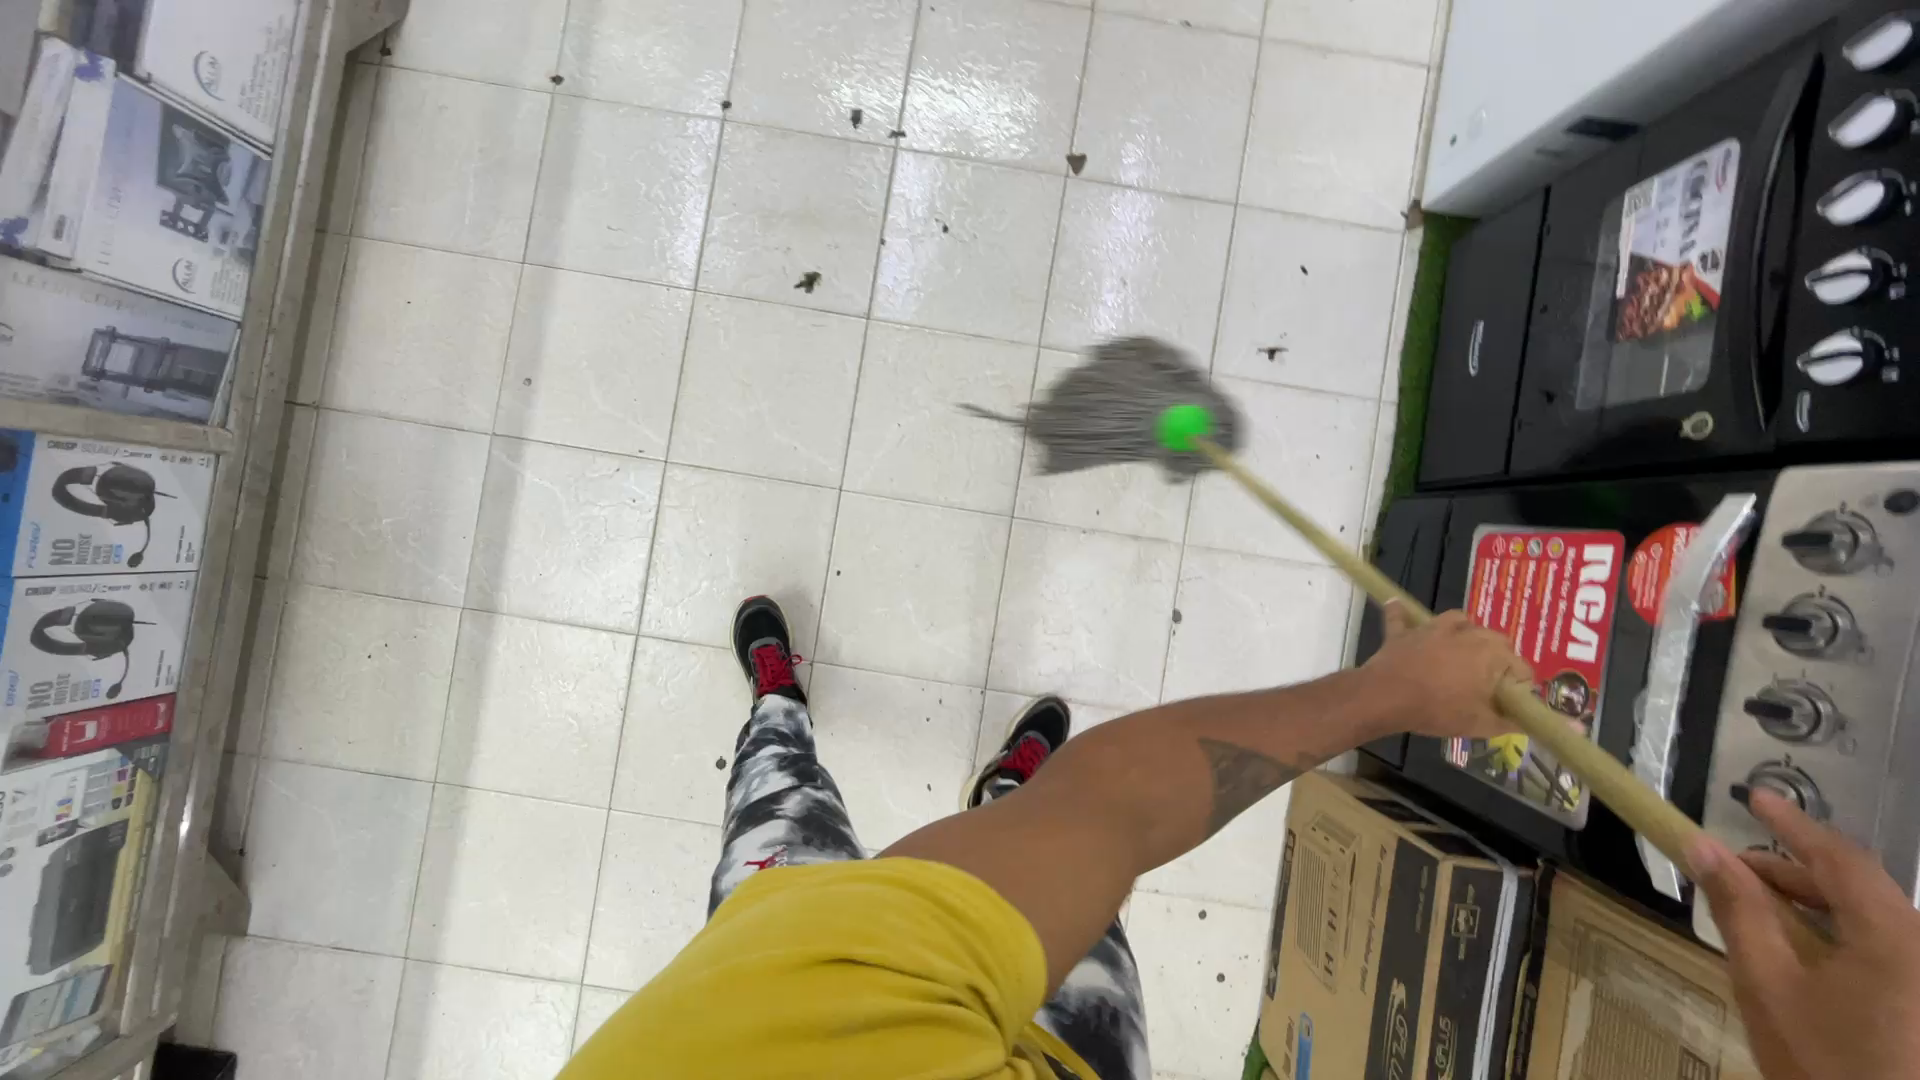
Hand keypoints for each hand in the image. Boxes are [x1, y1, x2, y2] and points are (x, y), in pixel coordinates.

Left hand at [1360, 604, 1529, 739]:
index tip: (1512, 702)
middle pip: (1492, 639)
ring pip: (1455, 620)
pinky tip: (1398, 606)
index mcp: (1490, 653)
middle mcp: (1465, 633)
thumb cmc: (1438, 709)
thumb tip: (1522, 726)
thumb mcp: (1479, 725)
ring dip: (1463, 630)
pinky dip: (1400, 613)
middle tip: (1490, 681)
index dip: (1520, 685)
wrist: (1386, 696)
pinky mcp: (1402, 632)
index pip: (1520, 667)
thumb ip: (1505, 723)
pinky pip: (1400, 616)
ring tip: (1463, 648)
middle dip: (1498, 657)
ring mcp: (1431, 629)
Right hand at [1688, 790, 1919, 1079]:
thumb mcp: (1767, 983)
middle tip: (1732, 871)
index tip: (1753, 798)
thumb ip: (1738, 908)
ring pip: (1878, 923)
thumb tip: (1702, 846)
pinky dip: (1846, 939)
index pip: (1841, 860)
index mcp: (1898, 940)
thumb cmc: (1828, 1063)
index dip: (1793, 825)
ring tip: (1762, 914)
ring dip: (1817, 907)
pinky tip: (1811, 957)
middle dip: (1793, 873)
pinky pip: (1894, 952)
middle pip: (1862, 890)